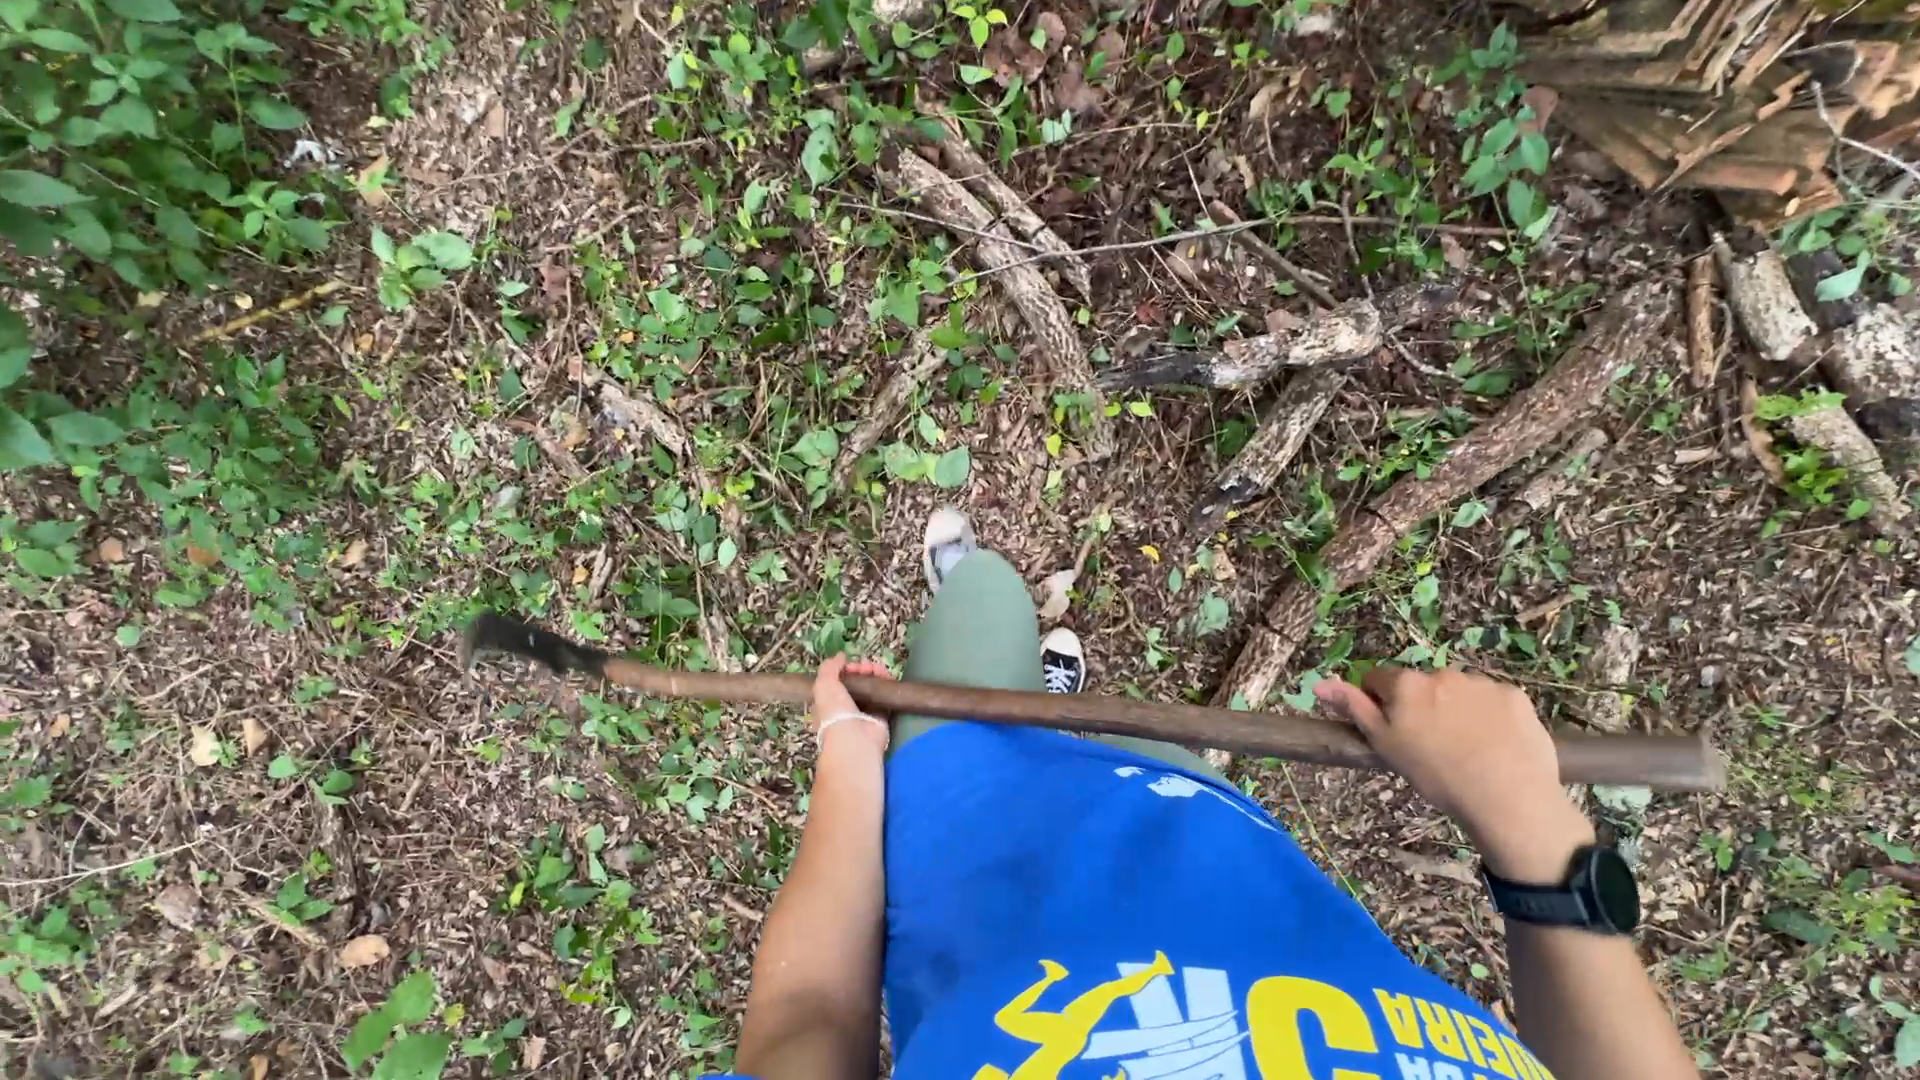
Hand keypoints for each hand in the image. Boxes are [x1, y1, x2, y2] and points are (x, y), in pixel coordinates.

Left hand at [811, 655, 892, 751]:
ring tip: (876, 669)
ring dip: (874, 674)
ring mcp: (864, 711)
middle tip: (865, 666)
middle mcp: (845, 707)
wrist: (854, 738)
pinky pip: (884, 695)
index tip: (850, 664)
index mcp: (828, 702)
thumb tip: (840, 656)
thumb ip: (829, 667)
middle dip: (860, 670)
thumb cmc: (834, 711)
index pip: (837, 681)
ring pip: (870, 686)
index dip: (844, 670)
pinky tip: (887, 676)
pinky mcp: (881, 715)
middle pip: (856, 682)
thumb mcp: (823, 685)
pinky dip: (886, 683)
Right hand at [1315, 666, 1593, 881]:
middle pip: (1420, 684)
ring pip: (1457, 690)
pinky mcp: (1515, 695)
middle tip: (1431, 743)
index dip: (1380, 703)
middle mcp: (1441, 673)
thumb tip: (1319, 683)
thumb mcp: (1384, 744)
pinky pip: (1492, 698)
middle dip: (1421, 704)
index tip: (1394, 730)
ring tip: (1467, 746)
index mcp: (1405, 684)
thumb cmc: (1436, 775)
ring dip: (1454, 707)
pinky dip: (1489, 714)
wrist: (1508, 800)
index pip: (1377, 680)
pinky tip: (1494, 742)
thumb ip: (1354, 707)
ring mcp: (1481, 683)